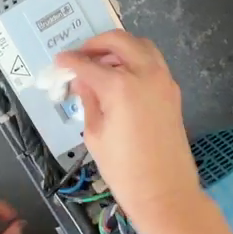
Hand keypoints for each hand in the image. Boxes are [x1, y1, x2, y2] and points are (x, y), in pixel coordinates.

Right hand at [56, 32, 200, 223]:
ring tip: (101, 63)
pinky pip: (152, 63)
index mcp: (121, 86)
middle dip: (97, 44)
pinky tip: (120, 77)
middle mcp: (146, 74)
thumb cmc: (124, 170)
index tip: (59, 62)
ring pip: (141, 46)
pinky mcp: (173, 92)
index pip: (88, 65)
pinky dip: (135, 60)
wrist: (165, 192)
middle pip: (120, 41)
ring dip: (119, 48)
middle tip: (81, 56)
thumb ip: (89, 101)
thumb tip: (82, 82)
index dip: (70, 62)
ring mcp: (164, 81)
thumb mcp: (95, 134)